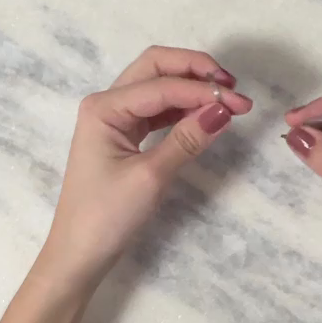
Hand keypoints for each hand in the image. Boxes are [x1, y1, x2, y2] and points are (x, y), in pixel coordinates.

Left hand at [38, 46, 251, 287]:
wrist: (79, 254)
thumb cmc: (107, 217)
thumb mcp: (151, 177)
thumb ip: (187, 140)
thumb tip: (224, 110)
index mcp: (104, 108)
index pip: (162, 85)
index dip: (203, 90)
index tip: (241, 104)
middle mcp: (106, 104)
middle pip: (155, 68)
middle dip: (195, 71)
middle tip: (233, 87)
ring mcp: (113, 120)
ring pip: (157, 87)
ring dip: (191, 88)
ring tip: (227, 102)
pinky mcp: (123, 137)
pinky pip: (156, 112)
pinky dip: (181, 109)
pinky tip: (205, 116)